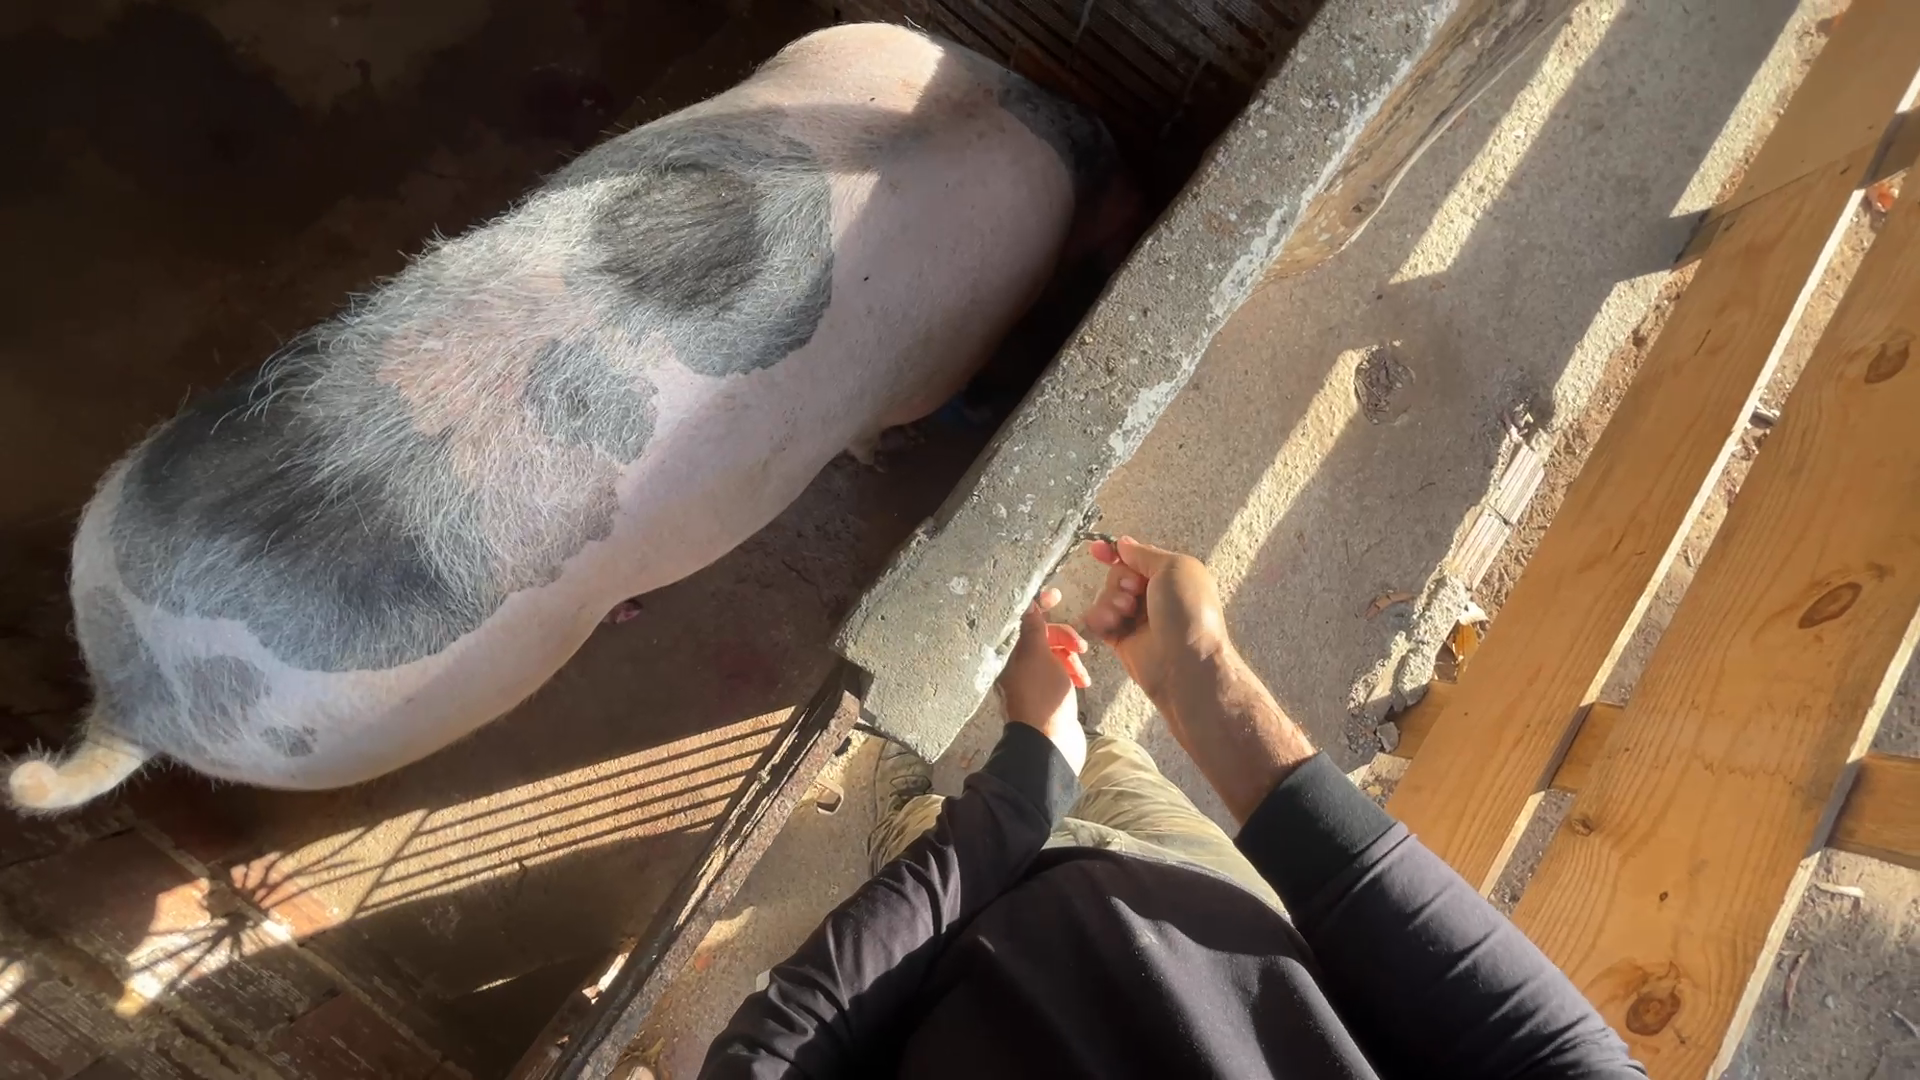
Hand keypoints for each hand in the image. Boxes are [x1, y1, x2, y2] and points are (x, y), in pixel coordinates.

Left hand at [996, 587, 1088, 772]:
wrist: (1050, 746)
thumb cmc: (1042, 698)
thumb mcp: (1037, 657)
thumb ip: (1034, 630)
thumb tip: (1028, 604)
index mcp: (1011, 657)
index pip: (1024, 622)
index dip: (1040, 606)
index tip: (1057, 594)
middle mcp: (1019, 668)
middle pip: (1044, 638)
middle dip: (1064, 639)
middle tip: (1080, 647)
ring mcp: (1034, 684)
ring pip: (1056, 657)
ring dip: (1072, 659)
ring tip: (1082, 673)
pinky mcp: (1048, 698)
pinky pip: (1062, 676)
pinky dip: (1073, 675)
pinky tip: (1083, 683)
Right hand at [1082, 536, 1231, 707]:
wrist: (1185, 663)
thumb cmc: (1189, 612)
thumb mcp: (1175, 567)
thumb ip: (1144, 553)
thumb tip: (1123, 544)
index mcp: (1169, 577)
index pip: (1136, 558)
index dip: (1115, 552)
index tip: (1097, 550)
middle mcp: (1153, 596)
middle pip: (1117, 575)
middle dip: (1120, 580)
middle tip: (1133, 591)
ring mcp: (1135, 618)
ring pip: (1105, 597)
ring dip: (1111, 600)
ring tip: (1126, 613)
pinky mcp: (1119, 638)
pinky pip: (1097, 620)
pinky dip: (1100, 618)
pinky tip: (1111, 623)